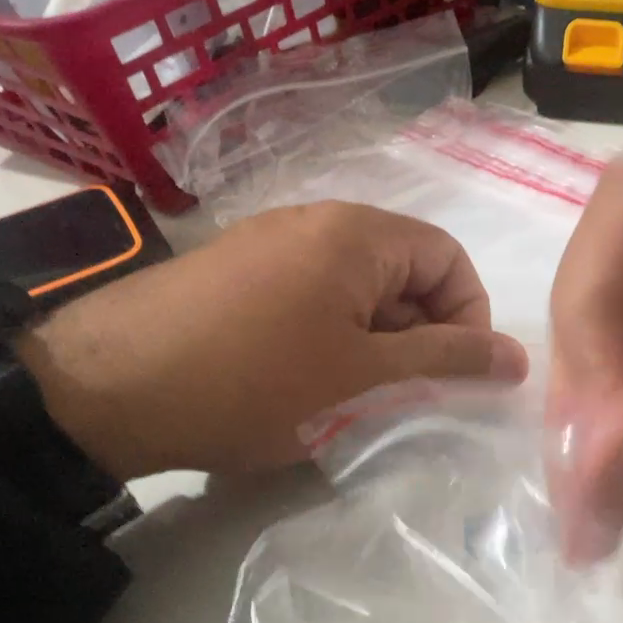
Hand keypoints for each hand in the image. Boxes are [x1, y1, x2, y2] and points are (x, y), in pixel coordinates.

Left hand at [18, 202, 527, 478]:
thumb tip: (518, 358)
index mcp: (357, 234)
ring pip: (360, 294)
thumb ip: (448, 361)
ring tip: (354, 400)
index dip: (469, 320)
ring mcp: (271, 246)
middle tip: (406, 399)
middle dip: (422, 338)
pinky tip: (307, 387)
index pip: (450, 260)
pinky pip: (315, 302)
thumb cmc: (254, 382)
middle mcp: (317, 222)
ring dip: (377, 347)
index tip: (453, 378)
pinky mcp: (239, 276)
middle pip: (406, 274)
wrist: (104, 390)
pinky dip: (333, 343)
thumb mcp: (365, 377)